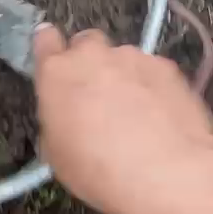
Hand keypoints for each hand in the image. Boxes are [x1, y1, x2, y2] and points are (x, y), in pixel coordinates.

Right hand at [32, 24, 212, 213]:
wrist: (165, 174)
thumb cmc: (97, 169)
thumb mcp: (56, 152)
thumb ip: (57, 118)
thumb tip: (68, 114)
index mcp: (56, 73)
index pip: (45, 39)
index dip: (50, 49)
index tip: (56, 61)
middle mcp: (91, 55)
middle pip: (86, 43)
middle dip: (89, 62)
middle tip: (97, 95)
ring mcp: (132, 57)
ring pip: (122, 58)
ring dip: (123, 76)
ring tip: (137, 113)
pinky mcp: (166, 67)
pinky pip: (152, 70)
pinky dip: (152, 86)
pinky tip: (161, 116)